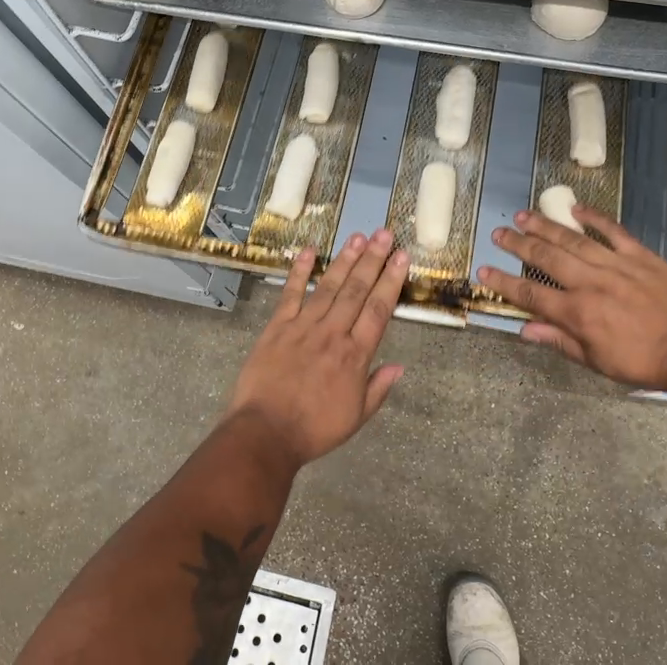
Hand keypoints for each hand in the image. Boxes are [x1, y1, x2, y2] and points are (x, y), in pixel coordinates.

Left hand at [224, 230, 408, 469]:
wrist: (265, 432)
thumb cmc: (313, 429)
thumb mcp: (356, 417)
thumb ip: (378, 388)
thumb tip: (399, 366)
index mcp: (355, 355)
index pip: (379, 310)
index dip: (391, 280)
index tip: (401, 257)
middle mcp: (333, 333)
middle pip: (356, 290)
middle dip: (372, 260)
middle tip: (384, 233)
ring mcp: (303, 327)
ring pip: (328, 286)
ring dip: (344, 260)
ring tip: (358, 237)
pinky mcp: (277, 327)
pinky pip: (290, 294)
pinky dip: (299, 272)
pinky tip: (309, 251)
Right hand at [477, 206, 666, 392]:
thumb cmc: (644, 364)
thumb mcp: (597, 362)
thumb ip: (560, 341)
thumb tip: (524, 329)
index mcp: (577, 312)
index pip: (530, 294)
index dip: (503, 282)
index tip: (483, 270)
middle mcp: (590, 283)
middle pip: (545, 258)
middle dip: (518, 245)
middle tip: (498, 233)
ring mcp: (616, 265)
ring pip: (572, 239)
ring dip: (545, 225)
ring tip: (523, 215)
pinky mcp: (640, 256)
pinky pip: (613, 231)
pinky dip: (594, 218)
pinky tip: (575, 209)